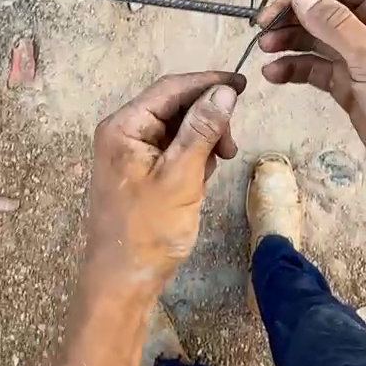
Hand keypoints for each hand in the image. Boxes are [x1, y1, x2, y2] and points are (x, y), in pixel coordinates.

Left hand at [82, 72, 244, 294]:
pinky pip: (174, 148)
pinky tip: (199, 180)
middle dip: (208, 120)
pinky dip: (193, 157)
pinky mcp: (142, 170)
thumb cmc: (148, 230)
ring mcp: (132, 151)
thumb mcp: (180, 176)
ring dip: (203, 141)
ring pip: (179, 128)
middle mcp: (125, 131)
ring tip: (213, 169)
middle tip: (230, 148)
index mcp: (124, 125)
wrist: (123, 283)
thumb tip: (225, 91)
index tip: (243, 85)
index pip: (171, 88)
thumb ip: (202, 130)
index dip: (208, 82)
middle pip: (176, 106)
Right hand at [257, 0, 365, 191]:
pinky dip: (293, 68)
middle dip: (292, 12)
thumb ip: (335, 24)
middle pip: (324, 8)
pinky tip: (274, 74)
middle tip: (262, 25)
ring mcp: (358, 58)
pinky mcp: (347, 85)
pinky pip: (314, 68)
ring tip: (264, 49)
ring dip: (288, 39)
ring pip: (315, 38)